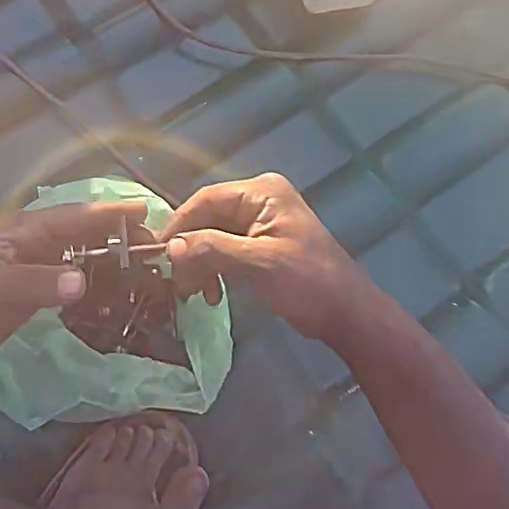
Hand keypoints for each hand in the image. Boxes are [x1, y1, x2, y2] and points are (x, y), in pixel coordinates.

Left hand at [0, 201, 152, 369]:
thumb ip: (37, 285)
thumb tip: (82, 283)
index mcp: (26, 229)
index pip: (76, 216)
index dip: (110, 213)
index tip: (143, 210)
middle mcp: (35, 240)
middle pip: (83, 230)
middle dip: (116, 232)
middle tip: (153, 241)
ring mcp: (36, 263)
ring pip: (81, 251)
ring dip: (109, 253)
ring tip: (142, 260)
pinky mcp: (36, 286)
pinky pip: (73, 273)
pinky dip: (95, 275)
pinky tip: (114, 285)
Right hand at [162, 173, 375, 343]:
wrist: (349, 315)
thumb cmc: (308, 283)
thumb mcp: (258, 264)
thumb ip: (212, 249)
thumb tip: (171, 247)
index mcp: (262, 192)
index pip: (206, 199)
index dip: (180, 225)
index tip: (159, 253)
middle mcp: (260, 199)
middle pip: (209, 218)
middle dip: (191, 250)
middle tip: (177, 281)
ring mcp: (262, 221)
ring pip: (214, 236)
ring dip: (201, 263)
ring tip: (194, 293)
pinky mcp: (263, 244)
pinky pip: (227, 249)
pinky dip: (215, 269)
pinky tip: (211, 292)